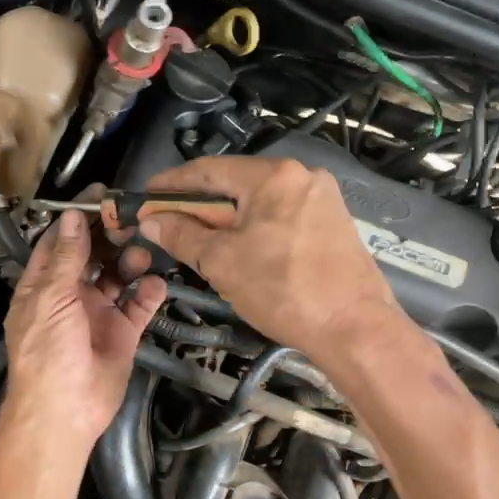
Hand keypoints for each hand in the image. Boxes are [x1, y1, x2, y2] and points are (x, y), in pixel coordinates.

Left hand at [3, 209, 166, 446]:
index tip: (101, 195)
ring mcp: (97, 314)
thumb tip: (71, 217)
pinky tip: (154, 283)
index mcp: (42, 286)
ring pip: (117, 277)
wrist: (64, 409)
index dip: (77, 219)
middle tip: (133, 219)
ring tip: (144, 251)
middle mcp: (69, 296)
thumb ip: (65, 257)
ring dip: (130, 261)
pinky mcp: (122, 333)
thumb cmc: (47, 351)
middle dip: (110, 237)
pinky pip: (138, 306)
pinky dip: (147, 292)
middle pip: (92, 256)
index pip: (58, 243)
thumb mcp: (51, 297)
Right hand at [135, 156, 408, 370]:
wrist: (353, 328)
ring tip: (195, 241)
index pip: (208, 170)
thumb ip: (182, 235)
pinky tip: (234, 250)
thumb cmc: (282, 290)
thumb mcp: (221, 262)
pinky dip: (249, 229)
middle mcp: (301, 177)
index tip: (145, 197)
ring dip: (222, 219)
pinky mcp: (330, 224)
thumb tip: (152, 221)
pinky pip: (277, 217)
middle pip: (234, 184)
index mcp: (273, 176)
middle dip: (196, 205)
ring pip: (256, 203)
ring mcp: (320, 199)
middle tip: (165, 224)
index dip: (170, 184)